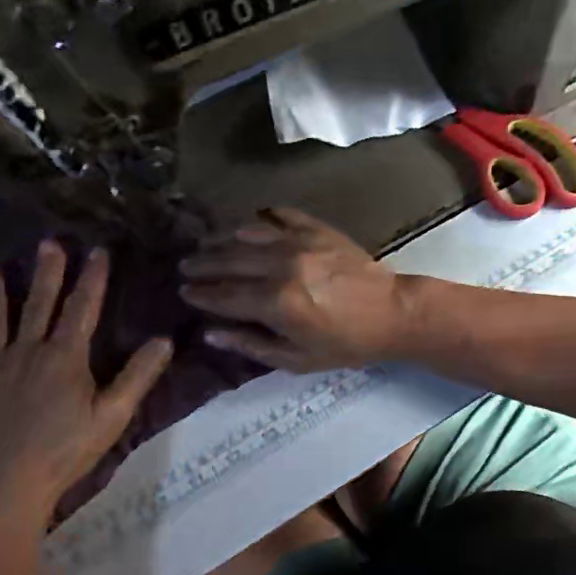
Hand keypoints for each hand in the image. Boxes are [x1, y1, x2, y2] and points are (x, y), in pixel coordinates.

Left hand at [0, 240, 173, 522]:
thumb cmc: (67, 450)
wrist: (8, 486)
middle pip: (38, 307)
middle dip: (46, 274)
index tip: (98, 250)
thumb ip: (138, 375)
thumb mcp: (114, 414)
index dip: (92, 279)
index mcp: (64, 357)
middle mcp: (26, 355)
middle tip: (48, 243)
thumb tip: (163, 340)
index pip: (82, 309)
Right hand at [178, 208, 412, 372]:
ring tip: (206, 242)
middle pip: (230, 260)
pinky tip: (250, 222)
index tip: (183, 291)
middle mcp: (282, 266)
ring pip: (250, 234)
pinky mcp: (318, 229)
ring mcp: (301, 242)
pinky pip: (281, 216)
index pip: (225, 295)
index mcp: (276, 302)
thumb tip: (212, 333)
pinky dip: (262, 218)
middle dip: (203, 263)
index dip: (201, 294)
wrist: (392, 313)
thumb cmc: (346, 343)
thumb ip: (252, 345)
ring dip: (224, 238)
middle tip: (185, 265)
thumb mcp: (298, 359)